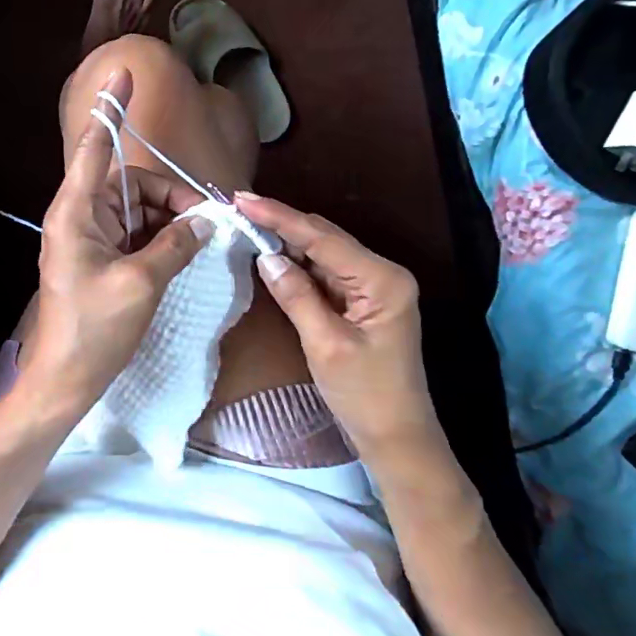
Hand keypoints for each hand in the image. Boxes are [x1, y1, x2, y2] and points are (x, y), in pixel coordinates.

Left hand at [21, 70, 211, 414]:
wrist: (65, 379)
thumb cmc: (94, 330)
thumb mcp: (141, 284)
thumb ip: (175, 246)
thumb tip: (204, 222)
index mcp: (76, 212)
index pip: (95, 147)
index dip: (111, 109)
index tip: (121, 71)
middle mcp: (80, 216)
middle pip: (130, 182)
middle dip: (169, 196)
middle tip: (208, 220)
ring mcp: (89, 237)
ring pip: (136, 209)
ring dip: (168, 219)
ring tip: (199, 241)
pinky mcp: (99, 257)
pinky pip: (133, 232)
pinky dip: (158, 237)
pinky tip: (181, 252)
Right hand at [234, 192, 438, 454]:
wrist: (396, 436)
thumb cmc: (365, 393)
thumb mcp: (325, 344)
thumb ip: (296, 296)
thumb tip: (266, 258)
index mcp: (382, 279)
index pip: (322, 238)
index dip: (279, 216)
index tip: (243, 199)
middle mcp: (381, 274)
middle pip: (324, 238)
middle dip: (281, 222)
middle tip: (238, 208)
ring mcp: (372, 287)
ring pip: (321, 252)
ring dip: (286, 241)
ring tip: (247, 224)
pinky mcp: (360, 301)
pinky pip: (323, 272)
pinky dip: (296, 263)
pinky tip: (271, 254)